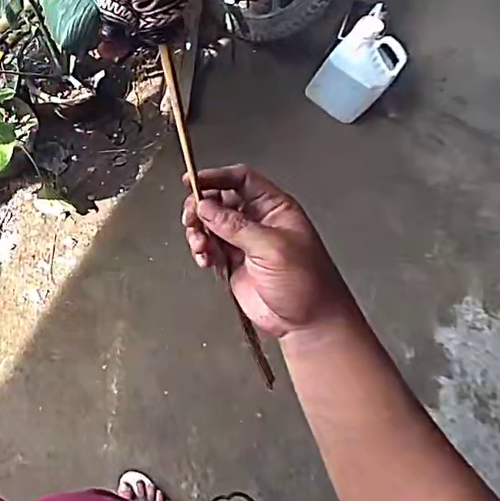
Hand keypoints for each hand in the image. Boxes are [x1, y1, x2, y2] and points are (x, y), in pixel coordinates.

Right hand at [181, 165, 354, 338]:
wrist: (308, 323)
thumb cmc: (308, 284)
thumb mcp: (272, 248)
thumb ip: (235, 225)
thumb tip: (206, 206)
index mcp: (274, 208)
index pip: (240, 180)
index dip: (216, 177)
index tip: (192, 181)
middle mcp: (258, 221)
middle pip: (219, 200)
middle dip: (200, 207)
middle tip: (191, 218)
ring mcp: (244, 241)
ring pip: (209, 224)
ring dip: (198, 232)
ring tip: (200, 246)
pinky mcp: (233, 261)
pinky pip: (208, 247)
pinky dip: (201, 251)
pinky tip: (205, 259)